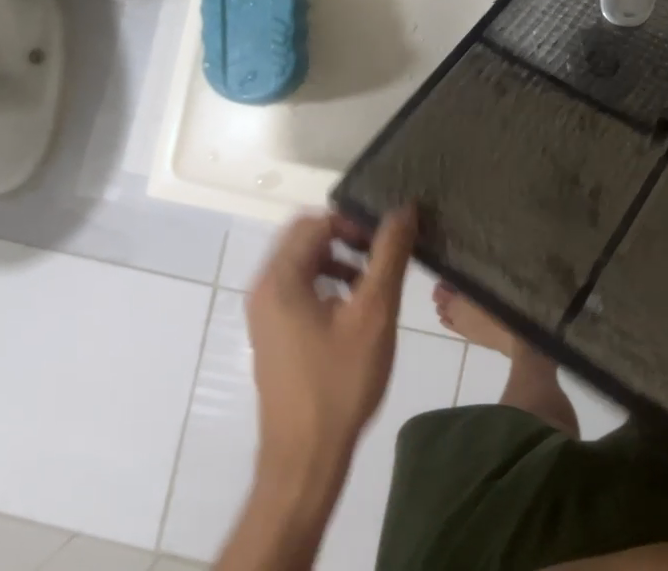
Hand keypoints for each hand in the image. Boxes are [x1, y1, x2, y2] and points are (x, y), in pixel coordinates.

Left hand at [245, 208, 415, 476]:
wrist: (305, 457)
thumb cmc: (340, 382)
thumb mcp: (373, 314)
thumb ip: (388, 256)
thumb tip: (403, 210)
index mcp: (280, 278)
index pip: (316, 221)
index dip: (355, 223)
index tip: (388, 242)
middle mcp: (263, 289)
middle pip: (305, 239)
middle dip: (347, 240)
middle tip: (382, 259)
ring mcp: (263, 315)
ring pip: (302, 265)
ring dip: (339, 263)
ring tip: (372, 286)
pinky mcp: (272, 335)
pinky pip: (298, 291)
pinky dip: (326, 286)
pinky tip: (353, 314)